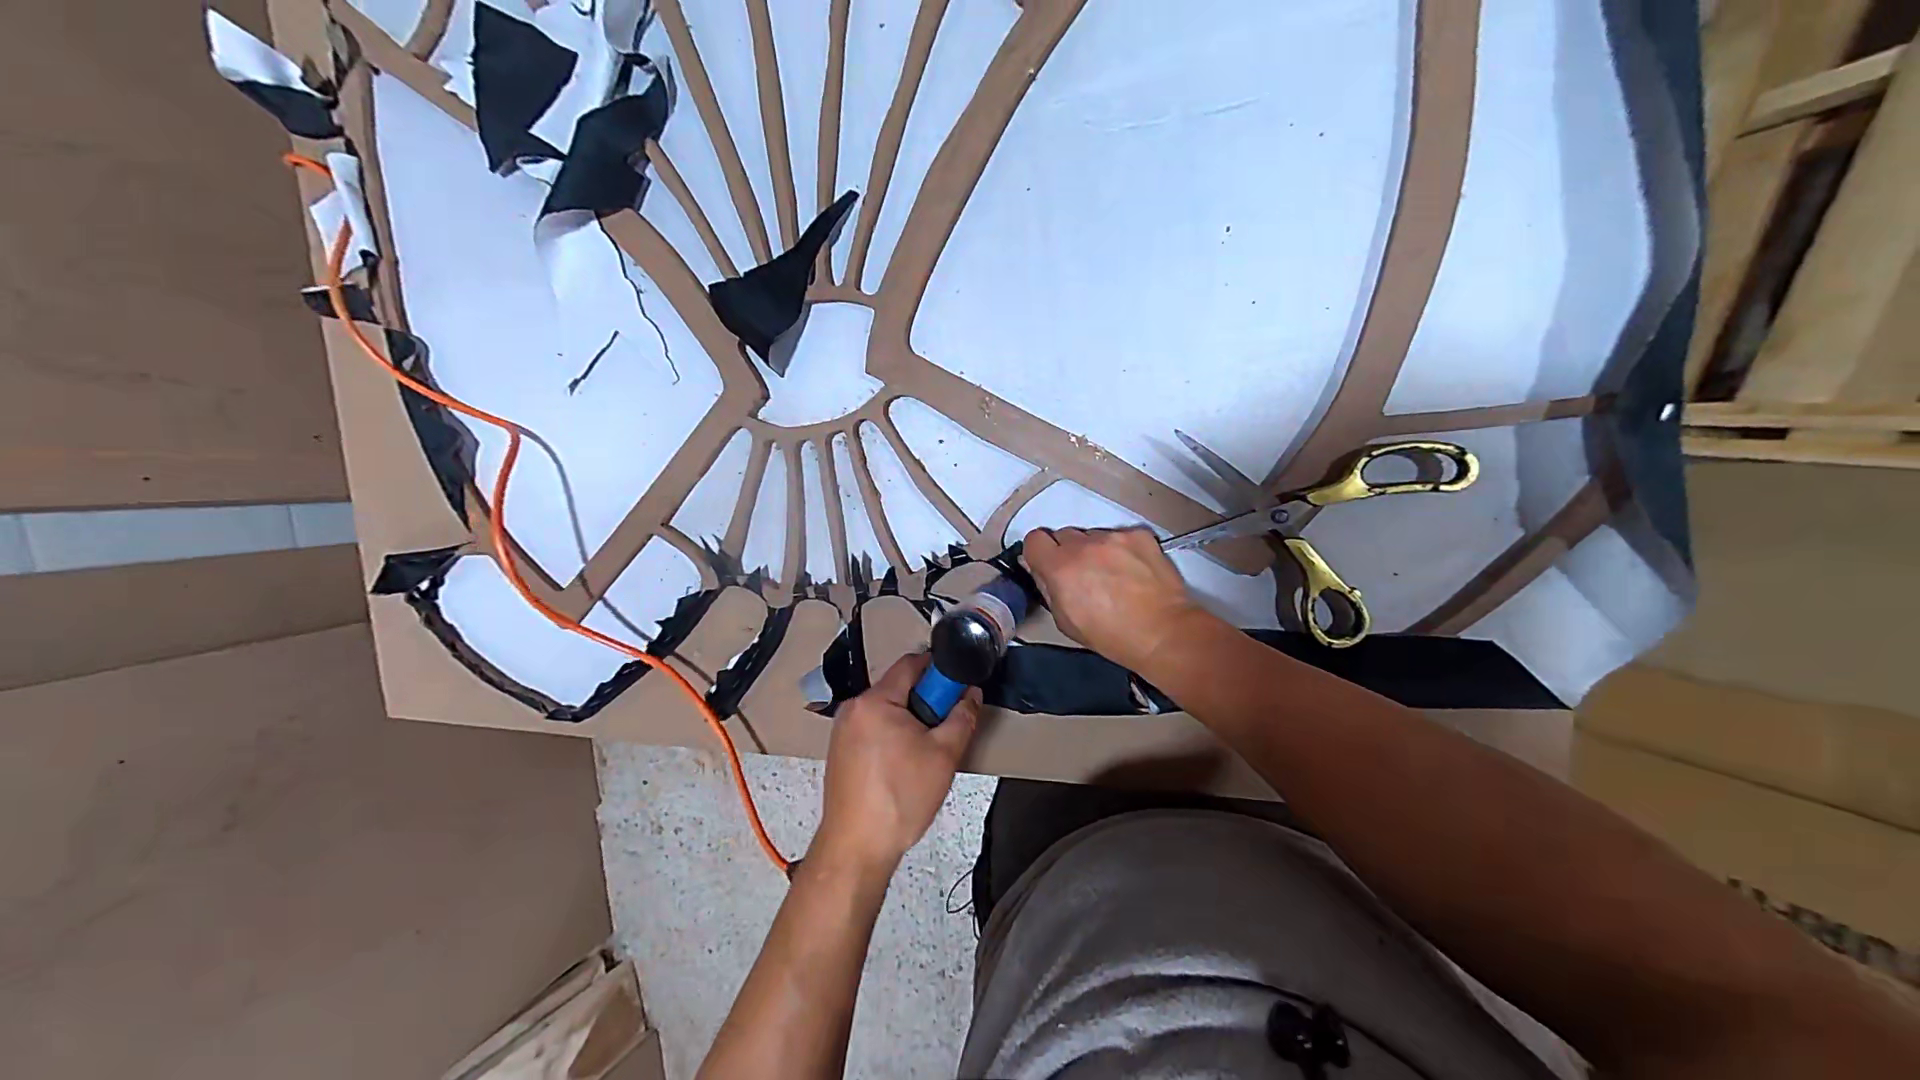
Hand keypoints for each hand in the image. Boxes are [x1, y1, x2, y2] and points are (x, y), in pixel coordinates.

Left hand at [812, 652, 979, 874]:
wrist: (857, 847)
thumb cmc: (896, 802)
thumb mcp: (944, 755)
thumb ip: (962, 717)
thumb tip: (971, 696)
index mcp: (874, 702)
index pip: (911, 663)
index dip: (941, 671)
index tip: (957, 690)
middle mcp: (853, 710)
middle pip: (899, 687)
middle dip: (927, 702)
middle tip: (944, 728)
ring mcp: (843, 731)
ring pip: (888, 710)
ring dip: (912, 721)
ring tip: (926, 753)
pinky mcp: (841, 751)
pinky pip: (874, 729)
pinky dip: (894, 737)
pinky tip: (906, 765)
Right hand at [1021, 526, 1216, 670]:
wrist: (1161, 632)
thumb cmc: (1116, 635)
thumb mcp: (1066, 622)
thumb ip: (1049, 590)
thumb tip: (1044, 574)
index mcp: (1060, 569)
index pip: (1034, 540)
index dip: (1039, 552)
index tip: (1045, 560)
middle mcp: (1084, 547)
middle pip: (1064, 535)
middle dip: (1068, 553)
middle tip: (1081, 575)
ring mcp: (1113, 538)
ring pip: (1092, 536)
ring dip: (1096, 551)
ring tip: (1112, 577)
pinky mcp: (1138, 536)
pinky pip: (1120, 536)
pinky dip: (1122, 549)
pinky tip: (1131, 571)